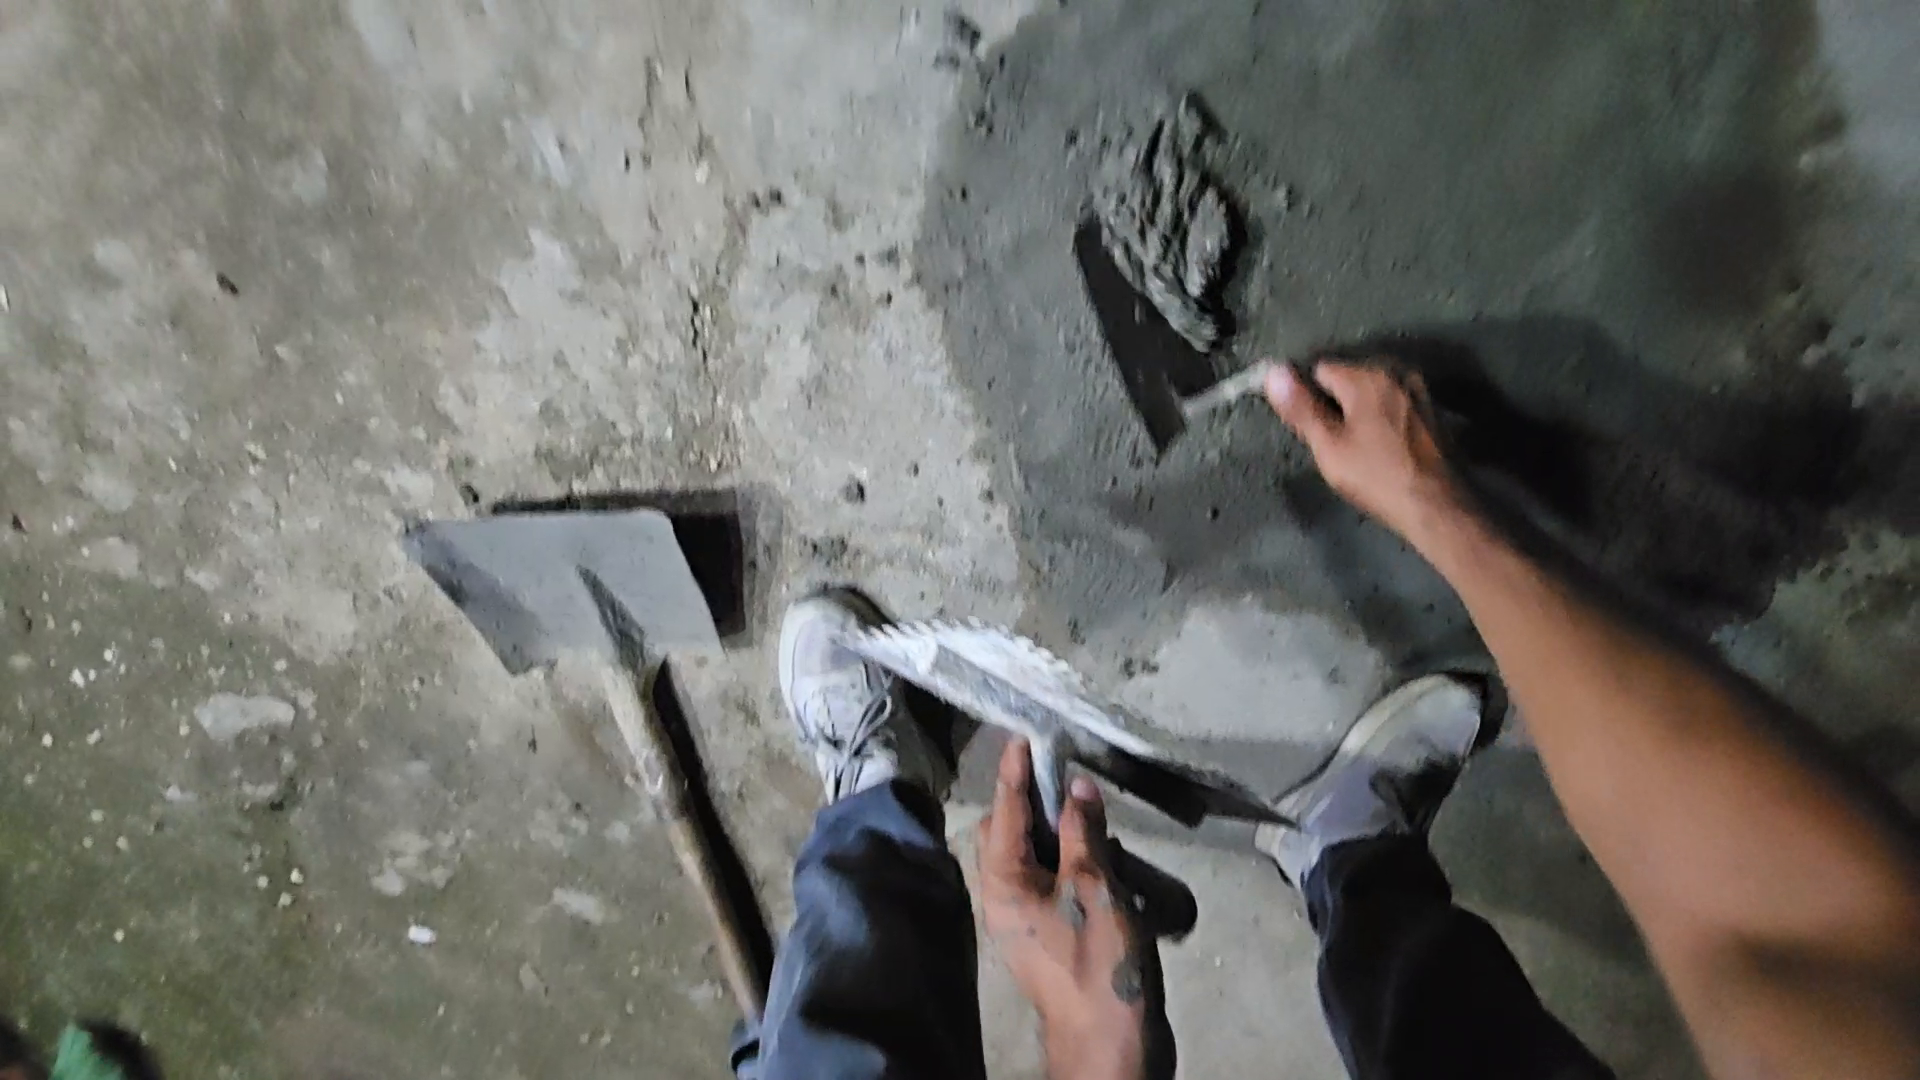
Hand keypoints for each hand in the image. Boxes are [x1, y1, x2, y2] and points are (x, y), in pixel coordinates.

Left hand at [978, 739, 1153, 1079]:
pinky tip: (1100, 857)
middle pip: (1009, 831)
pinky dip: (1070, 861)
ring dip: (1057, 831)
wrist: (1110, 1049)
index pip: (1005, 810)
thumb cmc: (1097, 965)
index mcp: (1002, 881)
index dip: (1015, 772)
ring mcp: (1023, 916)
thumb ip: (1082, 832)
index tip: (1024, 737)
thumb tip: (1076, 786)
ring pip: (1030, 855)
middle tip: (1064, 778)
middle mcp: (1003, 895)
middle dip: (1034, 802)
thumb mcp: (1093, 887)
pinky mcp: (1047, 931)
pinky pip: (1049, 880)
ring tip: (1087, 814)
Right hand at [1265, 359, 1469, 545]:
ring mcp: (1417, 389)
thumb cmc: (1376, 476)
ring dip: (1357, 409)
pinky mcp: (1431, 408)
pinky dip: (1380, 416)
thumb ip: (1300, 407)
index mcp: (1366, 377)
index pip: (1319, 369)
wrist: (1437, 504)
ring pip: (1370, 390)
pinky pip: (1391, 402)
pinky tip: (1381, 444)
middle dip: (1333, 401)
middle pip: (1347, 376)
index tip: (1310, 427)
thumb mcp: (1328, 446)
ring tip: (1355, 444)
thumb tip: (1272, 371)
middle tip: (1331, 441)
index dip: (1307, 396)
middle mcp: (1395, 372)